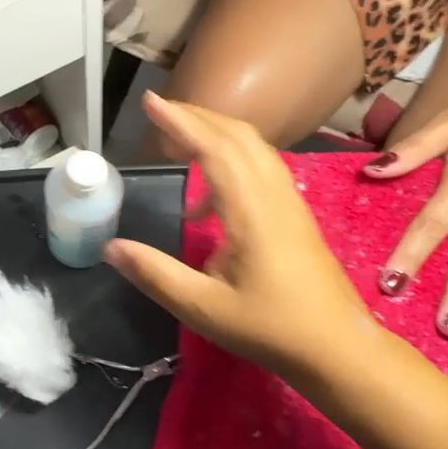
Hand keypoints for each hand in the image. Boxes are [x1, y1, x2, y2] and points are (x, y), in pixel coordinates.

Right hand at [105, 93, 378, 371]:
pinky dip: (230, 158)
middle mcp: (273, 196)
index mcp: (251, 212)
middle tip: (159, 112)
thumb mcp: (202, 307)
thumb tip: (110, 248)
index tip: (151, 101)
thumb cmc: (270, 328)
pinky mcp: (294, 216)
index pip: (214, 150)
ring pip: (254, 149)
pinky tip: (204, 199)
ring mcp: (289, 204)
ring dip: (216, 133)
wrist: (337, 348)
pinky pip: (261, 169)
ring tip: (178, 138)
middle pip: (238, 137)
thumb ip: (155, 274)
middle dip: (198, 117)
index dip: (181, 122)